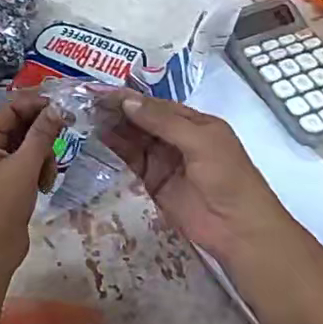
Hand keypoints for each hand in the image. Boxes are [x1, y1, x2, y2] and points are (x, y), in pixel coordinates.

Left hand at [0, 93, 61, 277]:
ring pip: (27, 145)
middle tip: (61, 144)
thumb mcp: (24, 167)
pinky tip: (43, 186)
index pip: (9, 110)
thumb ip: (42, 136)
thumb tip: (57, 108)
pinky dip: (39, 170)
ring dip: (42, 158)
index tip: (64, 109)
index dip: (36, 106)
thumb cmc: (2, 205)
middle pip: (20, 127)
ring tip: (44, 178)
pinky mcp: (7, 179)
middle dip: (41, 139)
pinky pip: (27, 162)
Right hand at [100, 92, 296, 261]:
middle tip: (84, 105)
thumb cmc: (228, 180)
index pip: (155, 105)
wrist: (239, 231)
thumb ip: (163, 121)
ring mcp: (163, 161)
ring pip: (131, 139)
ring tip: (83, 119)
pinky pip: (129, 161)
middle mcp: (176, 138)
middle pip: (140, 120)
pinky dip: (113, 151)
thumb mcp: (201, 142)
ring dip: (111, 129)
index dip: (128, 98)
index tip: (98, 92)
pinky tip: (95, 141)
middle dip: (115, 112)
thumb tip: (125, 101)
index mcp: (194, 124)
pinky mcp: (152, 182)